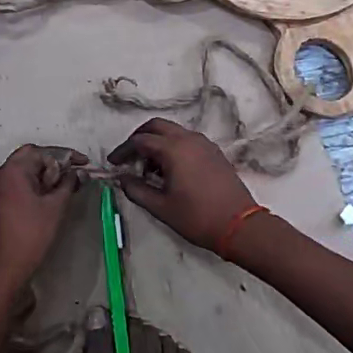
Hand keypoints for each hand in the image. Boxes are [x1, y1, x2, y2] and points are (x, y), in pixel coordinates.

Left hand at [0, 145, 85, 284]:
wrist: (3, 267)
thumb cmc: (31, 234)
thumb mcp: (56, 206)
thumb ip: (68, 184)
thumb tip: (78, 173)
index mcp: (12, 170)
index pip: (41, 152)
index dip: (65, 156)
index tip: (83, 164)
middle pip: (29, 159)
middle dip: (53, 165)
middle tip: (71, 178)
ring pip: (21, 172)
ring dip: (42, 176)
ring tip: (61, 191)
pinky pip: (14, 186)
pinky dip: (31, 187)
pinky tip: (45, 201)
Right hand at [107, 118, 257, 251]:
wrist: (239, 225)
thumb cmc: (197, 217)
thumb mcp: (161, 207)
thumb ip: (136, 189)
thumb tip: (122, 179)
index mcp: (174, 149)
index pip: (140, 141)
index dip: (123, 150)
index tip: (113, 164)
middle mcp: (189, 139)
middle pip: (157, 126)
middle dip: (139, 138)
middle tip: (129, 157)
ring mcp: (205, 144)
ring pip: (174, 132)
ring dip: (157, 143)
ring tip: (148, 169)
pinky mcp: (215, 153)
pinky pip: (188, 141)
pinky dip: (173, 147)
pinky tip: (170, 171)